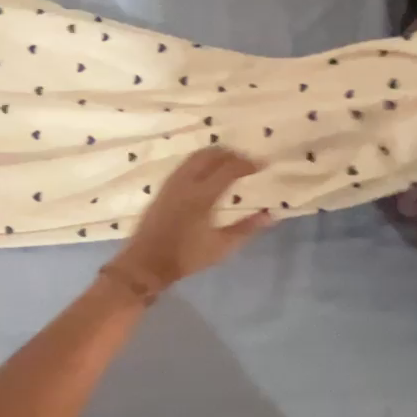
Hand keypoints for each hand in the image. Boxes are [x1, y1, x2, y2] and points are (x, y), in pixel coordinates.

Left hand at [109, 148, 272, 292]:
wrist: (147, 262)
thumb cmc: (186, 257)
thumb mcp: (221, 246)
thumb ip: (246, 228)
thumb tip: (270, 215)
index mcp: (202, 195)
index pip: (229, 168)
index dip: (248, 163)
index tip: (263, 164)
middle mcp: (186, 182)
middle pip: (211, 154)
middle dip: (232, 154)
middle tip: (248, 162)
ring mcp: (172, 182)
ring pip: (197, 155)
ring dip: (216, 154)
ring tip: (231, 163)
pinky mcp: (164, 186)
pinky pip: (186, 163)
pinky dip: (202, 160)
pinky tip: (208, 172)